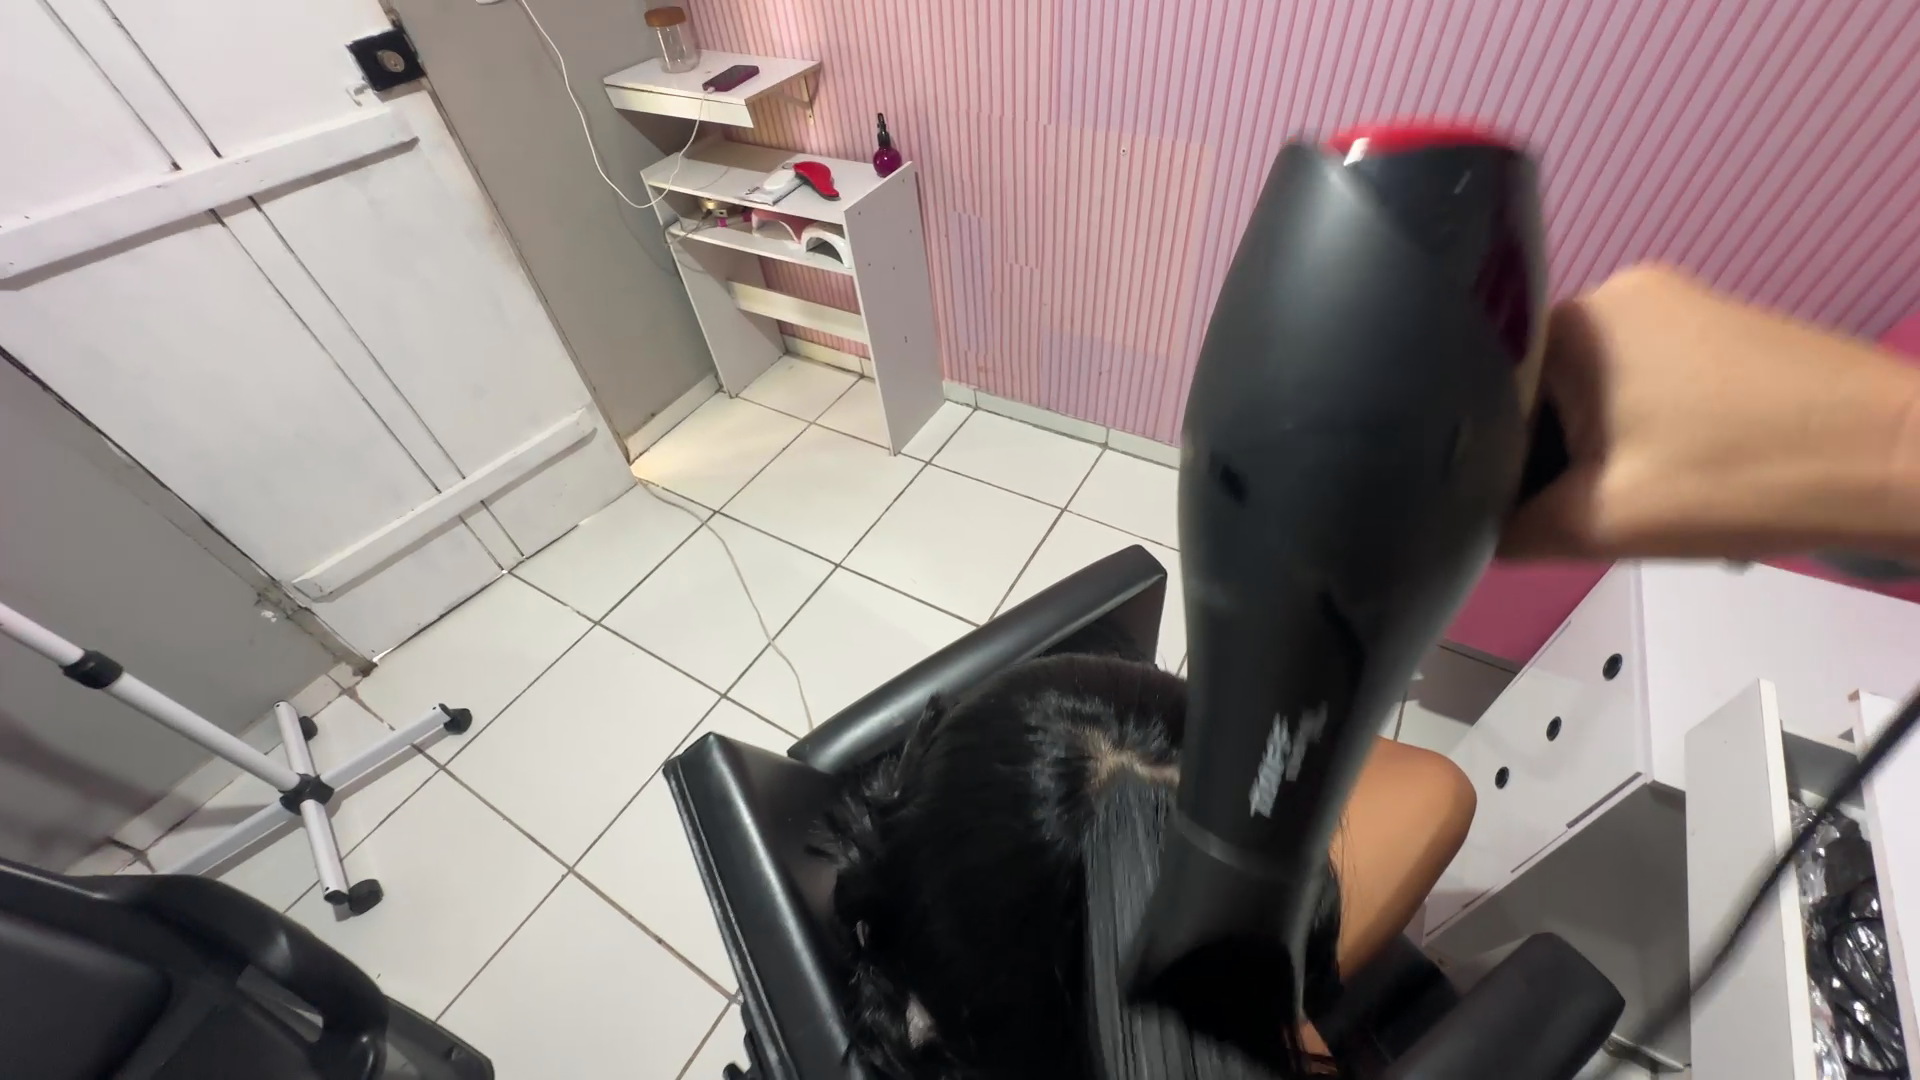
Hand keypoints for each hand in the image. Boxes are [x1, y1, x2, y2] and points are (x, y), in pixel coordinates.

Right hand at [1503, 265, 1919, 560]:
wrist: (1917, 466)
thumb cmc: (1742, 482)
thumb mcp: (1585, 525)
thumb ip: (1495, 531)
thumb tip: (1461, 530)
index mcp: (1571, 321)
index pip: (1481, 391)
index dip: (1483, 451)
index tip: (1503, 495)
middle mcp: (1612, 292)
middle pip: (1526, 385)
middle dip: (1532, 443)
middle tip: (1563, 495)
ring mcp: (1667, 300)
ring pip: (1572, 382)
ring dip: (1574, 434)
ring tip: (1611, 479)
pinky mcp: (1709, 320)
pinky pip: (1621, 372)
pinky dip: (1617, 418)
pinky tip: (1649, 454)